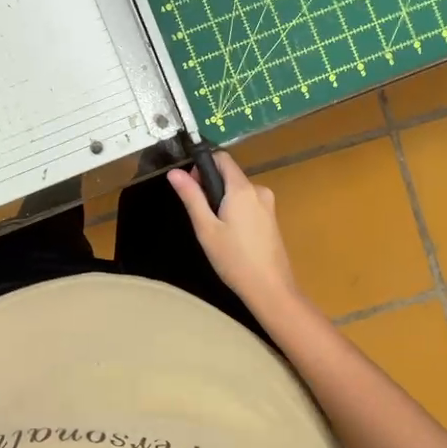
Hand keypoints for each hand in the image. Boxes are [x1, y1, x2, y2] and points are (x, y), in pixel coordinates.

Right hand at [167, 150, 301, 311]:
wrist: (271, 290)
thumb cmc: (234, 259)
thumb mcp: (206, 228)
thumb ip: (191, 197)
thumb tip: (175, 172)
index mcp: (242, 188)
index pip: (222, 157)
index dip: (203, 166)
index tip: (192, 187)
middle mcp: (258, 190)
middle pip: (230, 174)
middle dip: (212, 187)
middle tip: (202, 216)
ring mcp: (268, 204)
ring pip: (238, 191)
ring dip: (224, 201)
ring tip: (216, 231)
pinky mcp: (272, 218)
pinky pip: (248, 203)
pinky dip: (236, 211)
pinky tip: (232, 237)